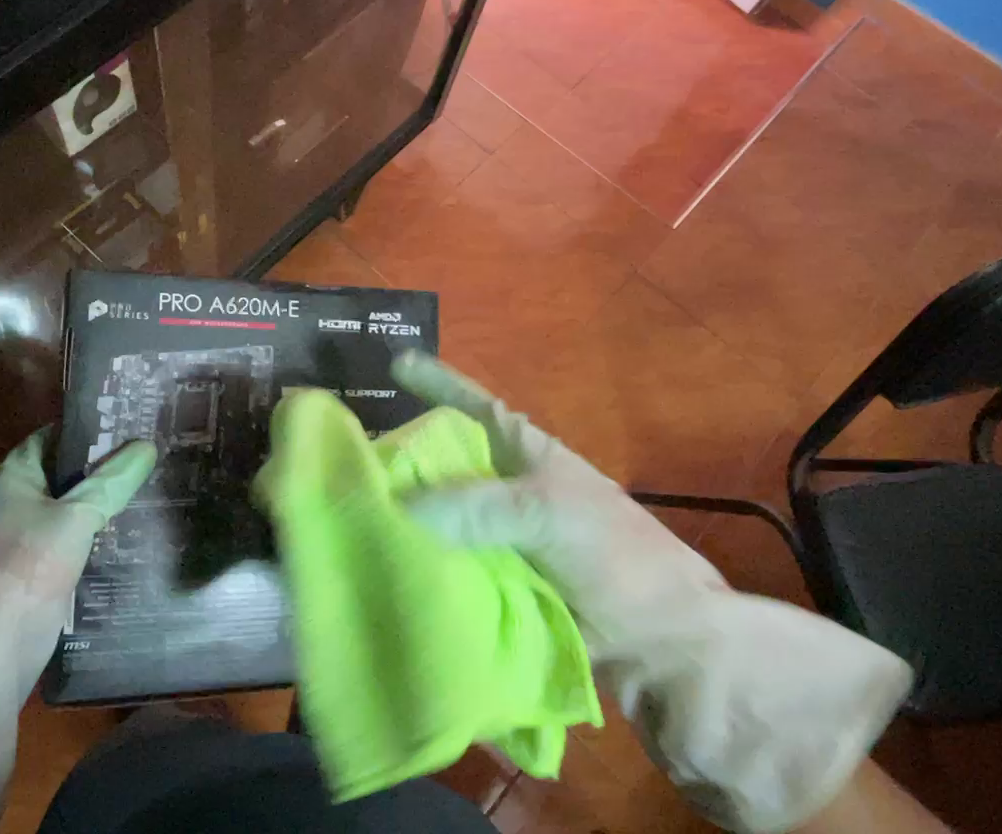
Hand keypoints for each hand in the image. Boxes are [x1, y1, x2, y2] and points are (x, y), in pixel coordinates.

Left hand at [0, 426, 157, 601]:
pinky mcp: (43, 570)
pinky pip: (77, 540)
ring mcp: (29, 537)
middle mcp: (18, 500)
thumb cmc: (28, 564)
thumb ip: (112, 481)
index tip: (128, 423)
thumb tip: (147, 446)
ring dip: (105, 501)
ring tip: (153, 486)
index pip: (53, 437)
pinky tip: (136, 532)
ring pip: (73, 508)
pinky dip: (101, 534)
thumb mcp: (77, 514)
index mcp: (14, 476)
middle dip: (103, 466)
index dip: (87, 428)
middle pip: (65, 473)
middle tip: (150, 455)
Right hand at [390, 352, 911, 833]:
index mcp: (527, 454)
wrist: (658, 638)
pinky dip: (416, 558)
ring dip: (402, 512)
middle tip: (343, 457)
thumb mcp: (548, 512)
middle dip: (400, 455)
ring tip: (346, 508)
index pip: (476, 406)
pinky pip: (445, 559)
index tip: (397, 364)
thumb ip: (478, 505)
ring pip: (440, 514)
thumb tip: (400, 507)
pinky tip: (377, 562)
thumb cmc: (613, 553)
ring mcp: (500, 535)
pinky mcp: (494, 579)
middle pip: (445, 462)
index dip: (439, 382)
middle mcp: (509, 487)